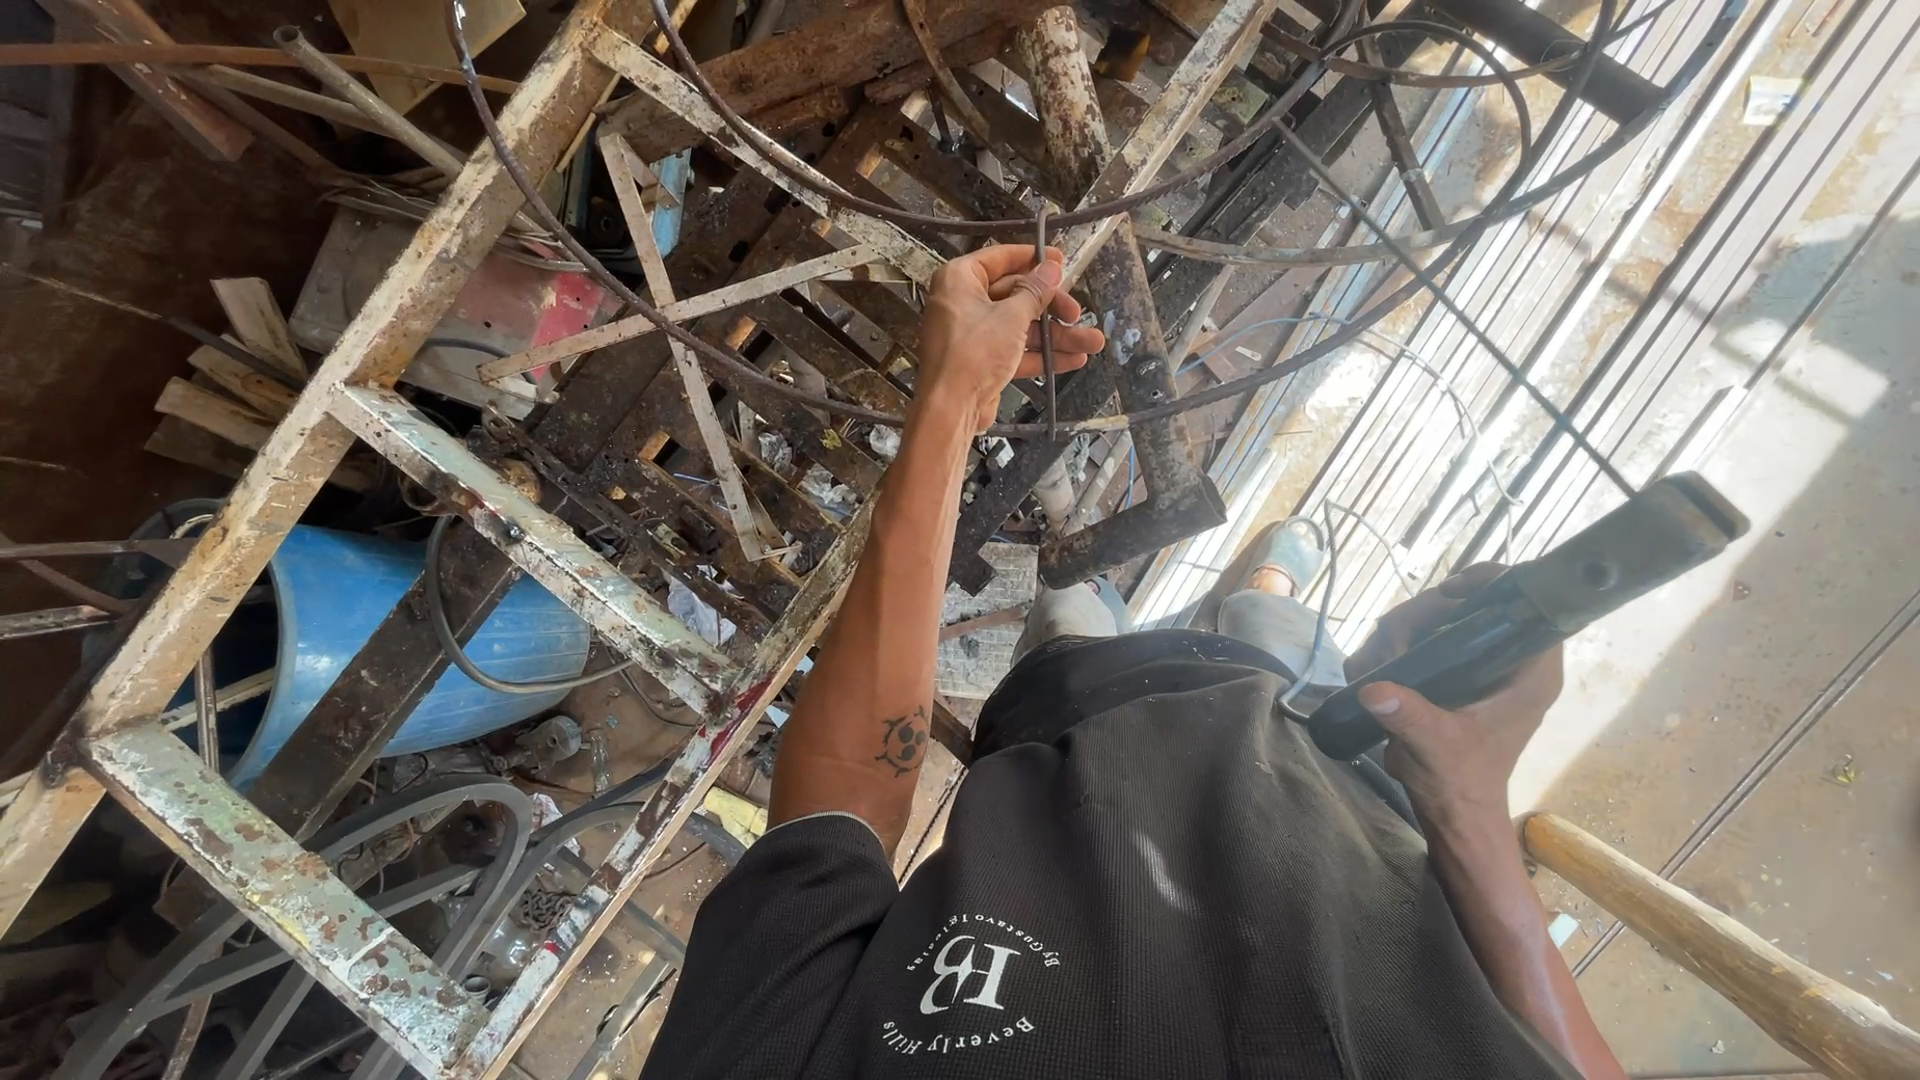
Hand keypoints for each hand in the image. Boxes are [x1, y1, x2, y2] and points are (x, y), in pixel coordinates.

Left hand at [917, 244, 1104, 432]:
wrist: (951, 408)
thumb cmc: (974, 353)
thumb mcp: (1011, 316)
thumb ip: (1035, 292)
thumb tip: (1051, 268)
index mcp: (960, 280)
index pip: (1000, 258)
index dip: (1032, 259)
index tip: (1060, 260)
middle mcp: (964, 303)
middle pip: (1015, 295)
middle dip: (1052, 306)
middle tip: (1077, 312)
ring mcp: (974, 335)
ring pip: (1021, 327)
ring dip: (1056, 335)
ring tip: (1092, 341)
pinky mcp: (983, 362)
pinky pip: (1017, 351)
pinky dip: (1042, 355)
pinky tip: (1074, 359)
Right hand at [1345, 564, 1563, 829]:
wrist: (1449, 808)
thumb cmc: (1459, 780)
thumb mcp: (1437, 747)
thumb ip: (1412, 717)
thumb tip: (1375, 689)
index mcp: (1526, 671)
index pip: (1527, 602)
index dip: (1493, 584)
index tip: (1451, 593)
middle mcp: (1503, 658)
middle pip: (1461, 604)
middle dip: (1417, 618)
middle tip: (1390, 647)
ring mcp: (1470, 663)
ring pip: (1430, 618)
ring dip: (1393, 636)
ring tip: (1375, 668)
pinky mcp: (1444, 671)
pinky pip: (1412, 637)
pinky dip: (1386, 649)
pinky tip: (1371, 674)